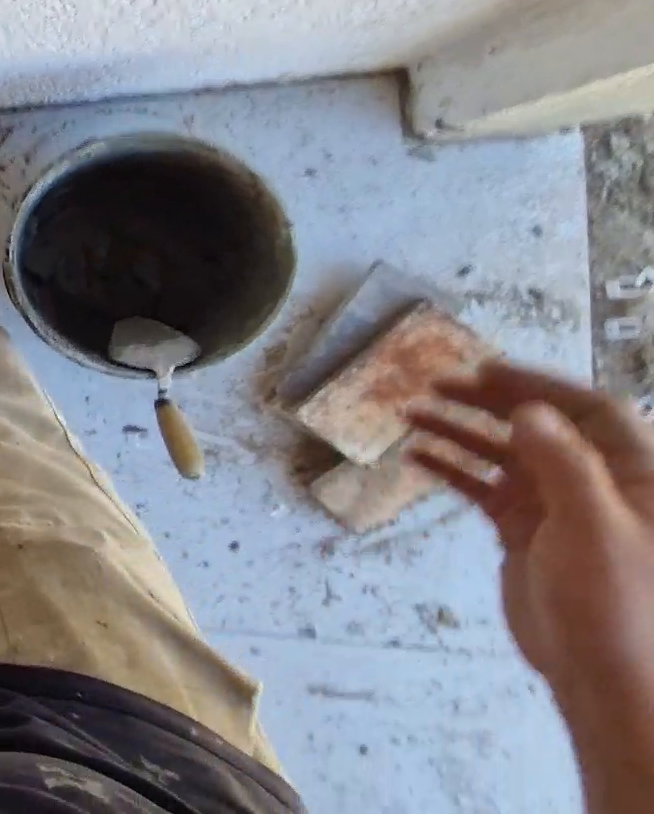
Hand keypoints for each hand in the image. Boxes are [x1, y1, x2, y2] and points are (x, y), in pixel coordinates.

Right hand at [406, 360, 653, 699]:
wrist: (605, 673)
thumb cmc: (617, 600)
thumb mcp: (594, 527)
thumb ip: (564, 465)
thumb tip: (526, 409)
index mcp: (636, 479)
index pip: (593, 413)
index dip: (541, 386)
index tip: (484, 368)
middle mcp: (599, 485)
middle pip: (543, 427)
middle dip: (491, 401)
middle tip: (436, 384)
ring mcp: (559, 508)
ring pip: (504, 453)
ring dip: (460, 430)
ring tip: (411, 413)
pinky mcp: (524, 530)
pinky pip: (482, 486)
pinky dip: (450, 467)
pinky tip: (416, 456)